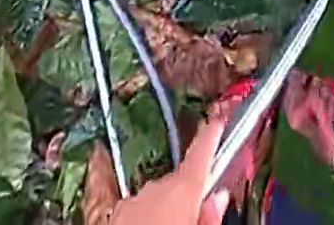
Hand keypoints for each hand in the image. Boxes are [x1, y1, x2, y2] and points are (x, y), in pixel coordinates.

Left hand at [110, 118, 230, 224]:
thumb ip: (209, 219)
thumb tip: (218, 197)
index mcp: (180, 192)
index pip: (199, 155)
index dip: (209, 136)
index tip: (216, 119)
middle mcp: (154, 188)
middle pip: (180, 182)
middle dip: (191, 194)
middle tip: (201, 212)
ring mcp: (132, 201)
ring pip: (159, 199)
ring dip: (169, 212)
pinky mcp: (115, 215)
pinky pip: (141, 211)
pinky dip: (150, 220)